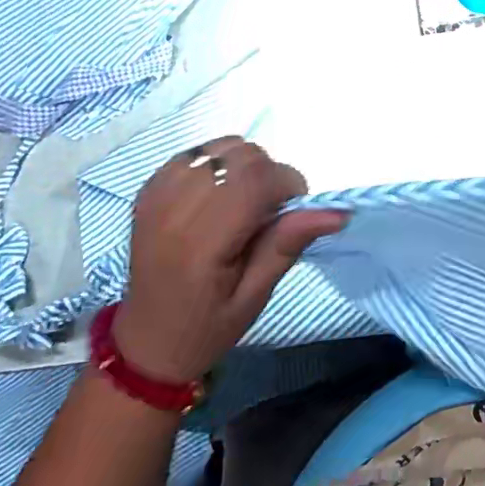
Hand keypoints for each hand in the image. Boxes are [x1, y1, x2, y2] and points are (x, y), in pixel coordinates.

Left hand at [113, 136, 346, 381]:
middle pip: (241, 156)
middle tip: (268, 214)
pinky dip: (219, 165)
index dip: (288, 185)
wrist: (147, 339)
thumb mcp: (256, 295)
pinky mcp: (149, 187)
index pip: (255, 179)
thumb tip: (337, 212)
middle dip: (269, 175)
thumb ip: (288, 244)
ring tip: (244, 204)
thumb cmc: (208, 326)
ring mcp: (157, 193)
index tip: (293, 214)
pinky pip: (197, 152)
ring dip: (245, 167)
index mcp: (200, 242)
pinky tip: (219, 197)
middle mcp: (173, 208)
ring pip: (222, 146)